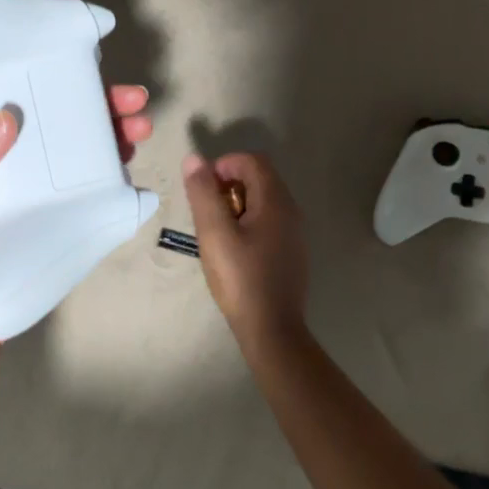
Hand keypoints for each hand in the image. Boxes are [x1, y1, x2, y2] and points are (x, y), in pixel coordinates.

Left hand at [0, 86, 153, 356]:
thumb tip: (6, 117)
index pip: (33, 108)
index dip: (64, 88)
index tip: (95, 80)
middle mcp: (26, 166)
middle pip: (69, 127)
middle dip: (105, 109)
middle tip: (135, 104)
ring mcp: (49, 196)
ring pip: (88, 156)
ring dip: (117, 137)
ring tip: (140, 131)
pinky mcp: (66, 224)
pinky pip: (95, 195)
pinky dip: (117, 181)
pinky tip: (132, 176)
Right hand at [182, 152, 310, 351]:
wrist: (272, 329)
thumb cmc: (240, 278)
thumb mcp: (214, 233)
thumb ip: (203, 193)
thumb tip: (194, 159)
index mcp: (275, 201)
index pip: (252, 161)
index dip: (224, 164)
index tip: (203, 188)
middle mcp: (291, 211)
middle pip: (260, 178)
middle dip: (229, 183)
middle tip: (206, 209)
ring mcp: (294, 233)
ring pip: (264, 200)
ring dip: (237, 203)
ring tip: (216, 230)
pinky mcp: (291, 252)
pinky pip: (269, 221)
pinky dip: (249, 221)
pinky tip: (234, 249)